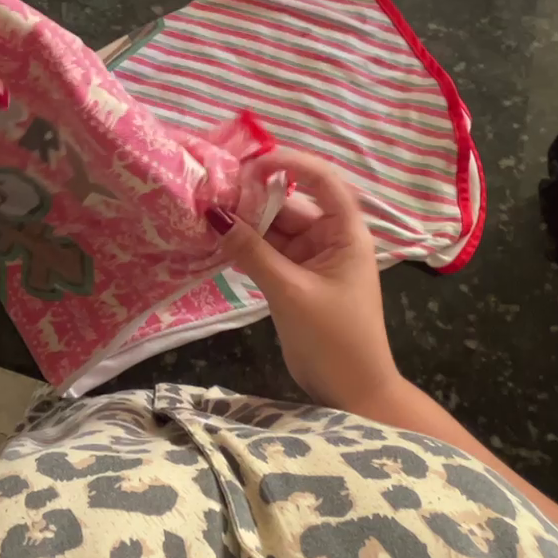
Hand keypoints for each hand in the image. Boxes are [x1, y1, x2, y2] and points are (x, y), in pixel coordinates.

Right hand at [208, 148, 397, 407]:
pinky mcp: (294, 277)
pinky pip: (267, 250)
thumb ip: (251, 251)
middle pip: (290, 202)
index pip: (322, 180)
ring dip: (245, 222)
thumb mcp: (290, 292)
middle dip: (254, 197)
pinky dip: (245, 245)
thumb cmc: (334, 339)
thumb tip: (213, 214)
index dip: (289, 163)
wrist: (351, 394)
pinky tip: (217, 240)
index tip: (250, 163)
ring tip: (206, 214)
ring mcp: (311, 258)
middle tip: (211, 194)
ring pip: (274, 227)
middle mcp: (329, 238)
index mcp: (345, 233)